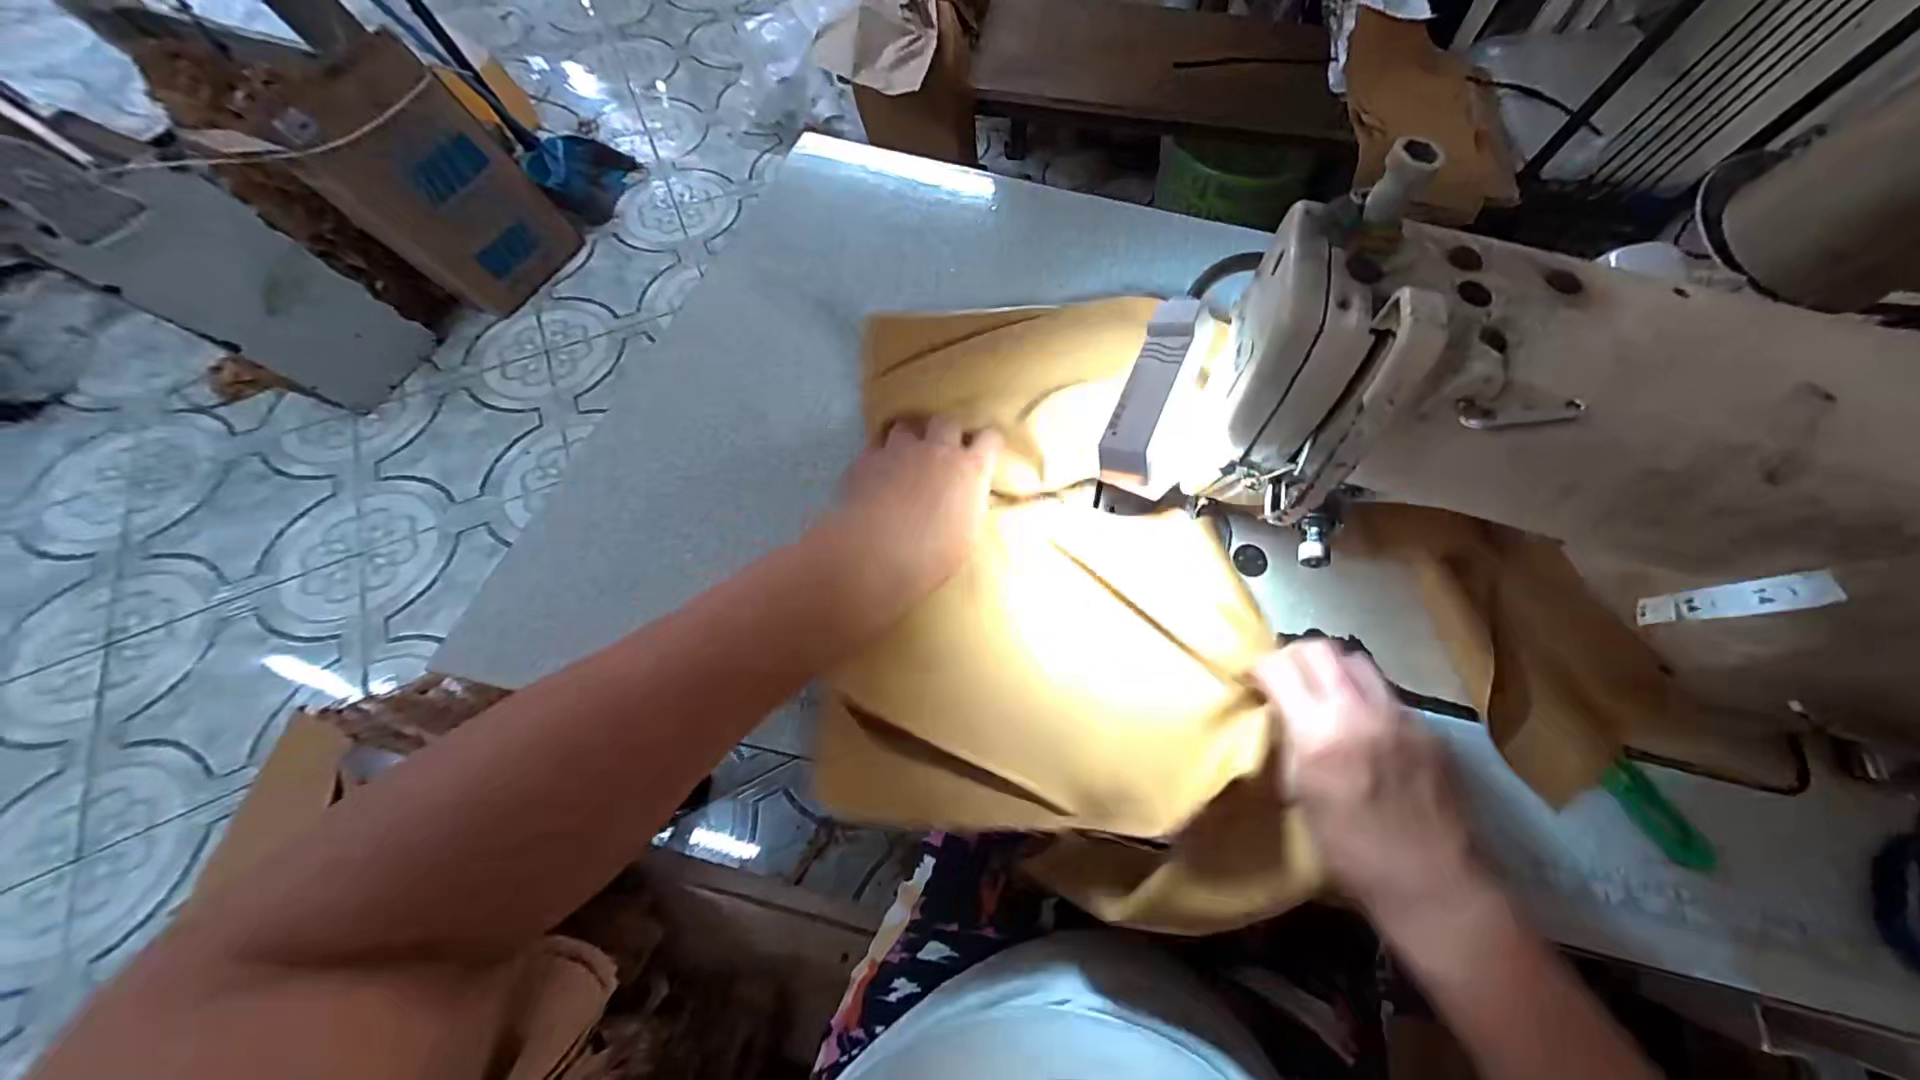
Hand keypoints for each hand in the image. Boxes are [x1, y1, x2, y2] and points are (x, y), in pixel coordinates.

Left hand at [807, 417, 1001, 623]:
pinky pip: (875, 448)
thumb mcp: (965, 537)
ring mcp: (899, 451)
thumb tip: (962, 501)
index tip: (983, 454)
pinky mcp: (866, 459)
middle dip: (946, 433)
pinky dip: (878, 458)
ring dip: (909, 438)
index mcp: (969, 470)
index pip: (990, 438)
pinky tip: (874, 477)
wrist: (874, 555)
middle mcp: (937, 451)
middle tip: (941, 454)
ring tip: (904, 459)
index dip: (987, 444)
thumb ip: (967, 508)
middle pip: (946, 422)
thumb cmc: (930, 559)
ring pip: (906, 426)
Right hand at [1255, 640, 1487, 921]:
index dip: (1258, 668)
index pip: (1278, 666)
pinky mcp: (1427, 728)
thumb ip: (1290, 741)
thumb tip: (1279, 713)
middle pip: (1319, 649)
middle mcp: (1360, 712)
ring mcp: (1400, 716)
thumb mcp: (1300, 794)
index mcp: (1320, 734)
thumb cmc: (1351, 852)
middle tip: (1283, 681)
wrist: (1435, 885)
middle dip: (1293, 658)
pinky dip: (1361, 695)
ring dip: (1330, 669)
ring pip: (1356, 661)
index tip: (1252, 682)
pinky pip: (1384, 691)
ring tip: (1321, 696)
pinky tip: (1360, 726)